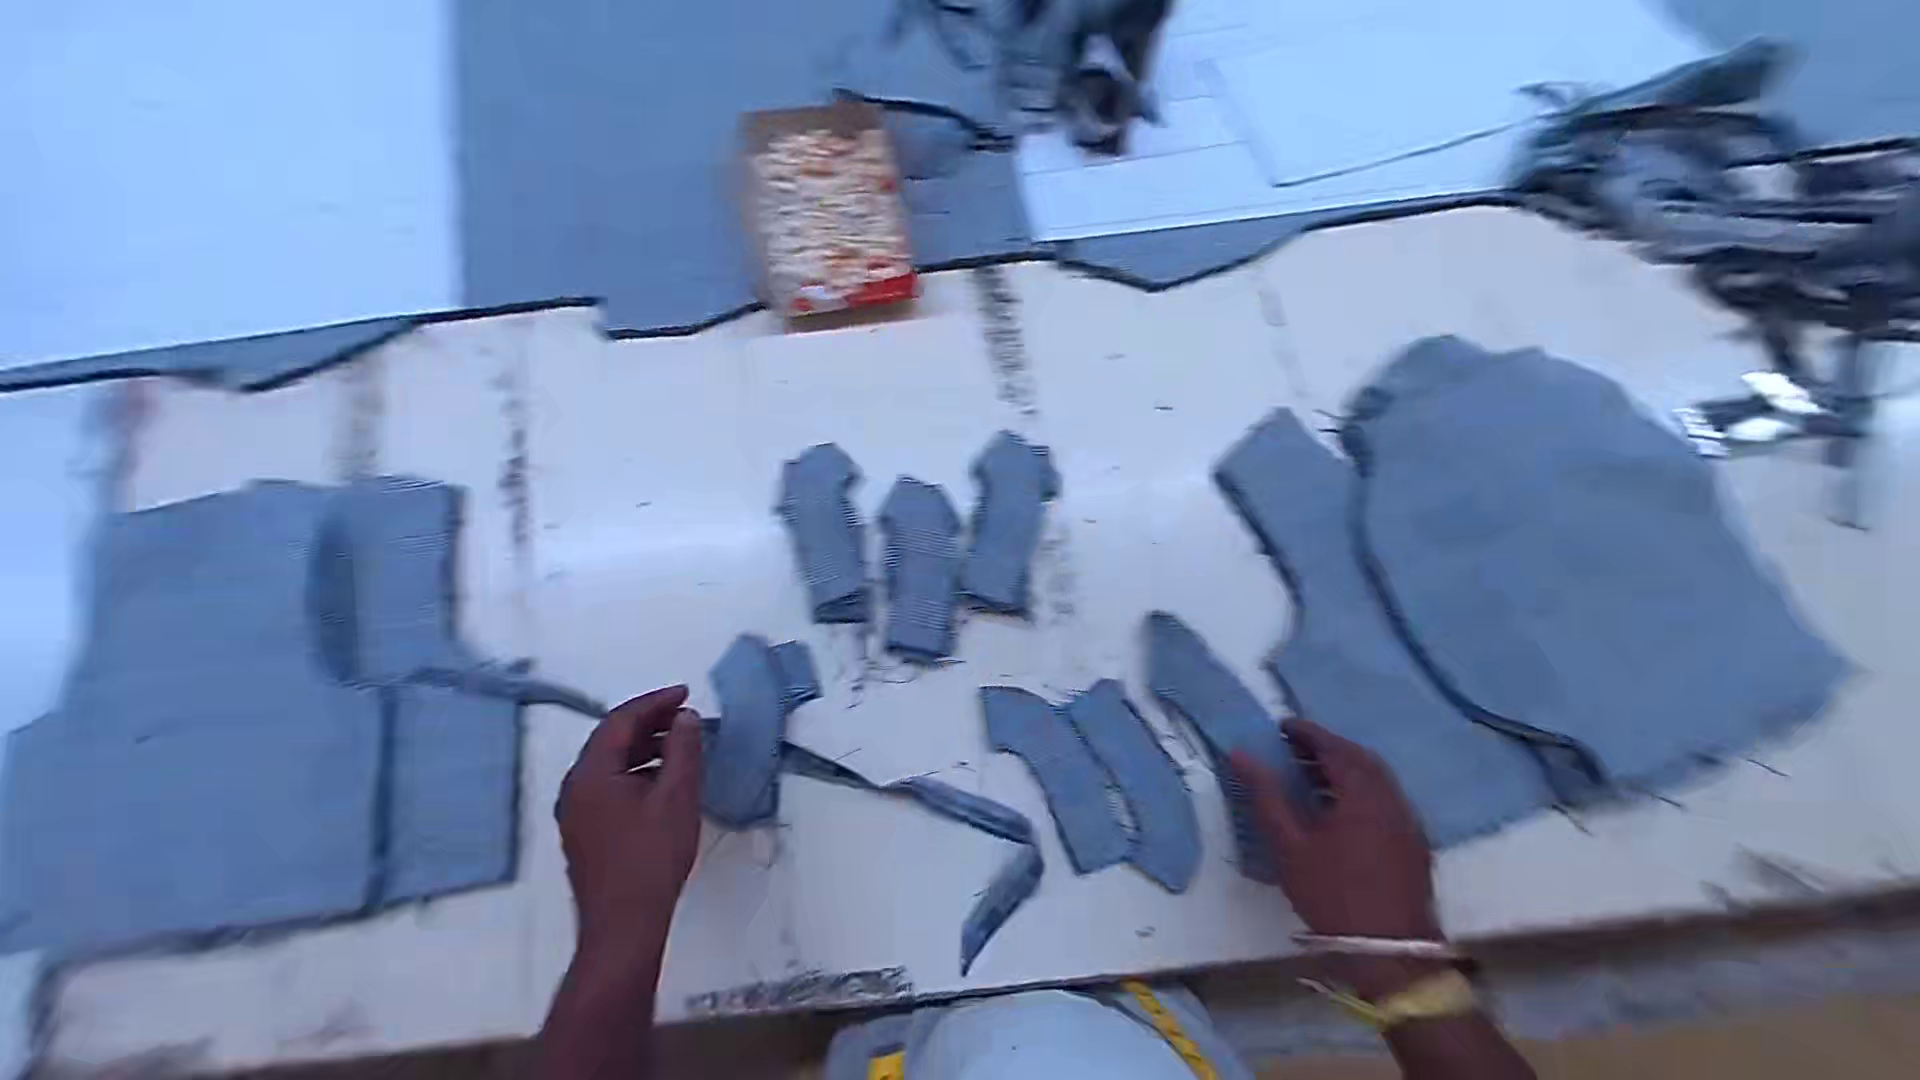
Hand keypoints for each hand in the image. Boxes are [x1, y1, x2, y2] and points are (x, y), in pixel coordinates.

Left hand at [555, 685, 704, 961]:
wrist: (624, 925)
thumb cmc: (652, 856)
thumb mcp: (677, 795)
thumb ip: (683, 749)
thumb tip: (685, 716)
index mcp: (590, 775)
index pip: (620, 721)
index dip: (655, 702)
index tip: (686, 694)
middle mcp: (575, 788)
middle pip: (611, 739)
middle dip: (650, 721)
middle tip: (685, 714)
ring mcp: (577, 812)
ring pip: (611, 762)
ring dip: (646, 746)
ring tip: (682, 743)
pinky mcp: (586, 831)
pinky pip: (610, 783)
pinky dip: (638, 770)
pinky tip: (665, 778)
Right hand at [1233, 718, 1442, 997]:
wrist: (1389, 954)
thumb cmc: (1331, 892)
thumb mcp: (1288, 842)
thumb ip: (1265, 793)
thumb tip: (1240, 754)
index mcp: (1362, 795)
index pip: (1335, 748)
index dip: (1308, 732)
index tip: (1282, 725)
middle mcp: (1391, 801)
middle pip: (1361, 759)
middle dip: (1328, 746)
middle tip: (1294, 746)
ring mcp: (1407, 824)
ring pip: (1377, 780)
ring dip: (1344, 768)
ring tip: (1309, 774)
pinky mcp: (1413, 845)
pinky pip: (1386, 799)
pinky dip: (1359, 789)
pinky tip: (1336, 807)